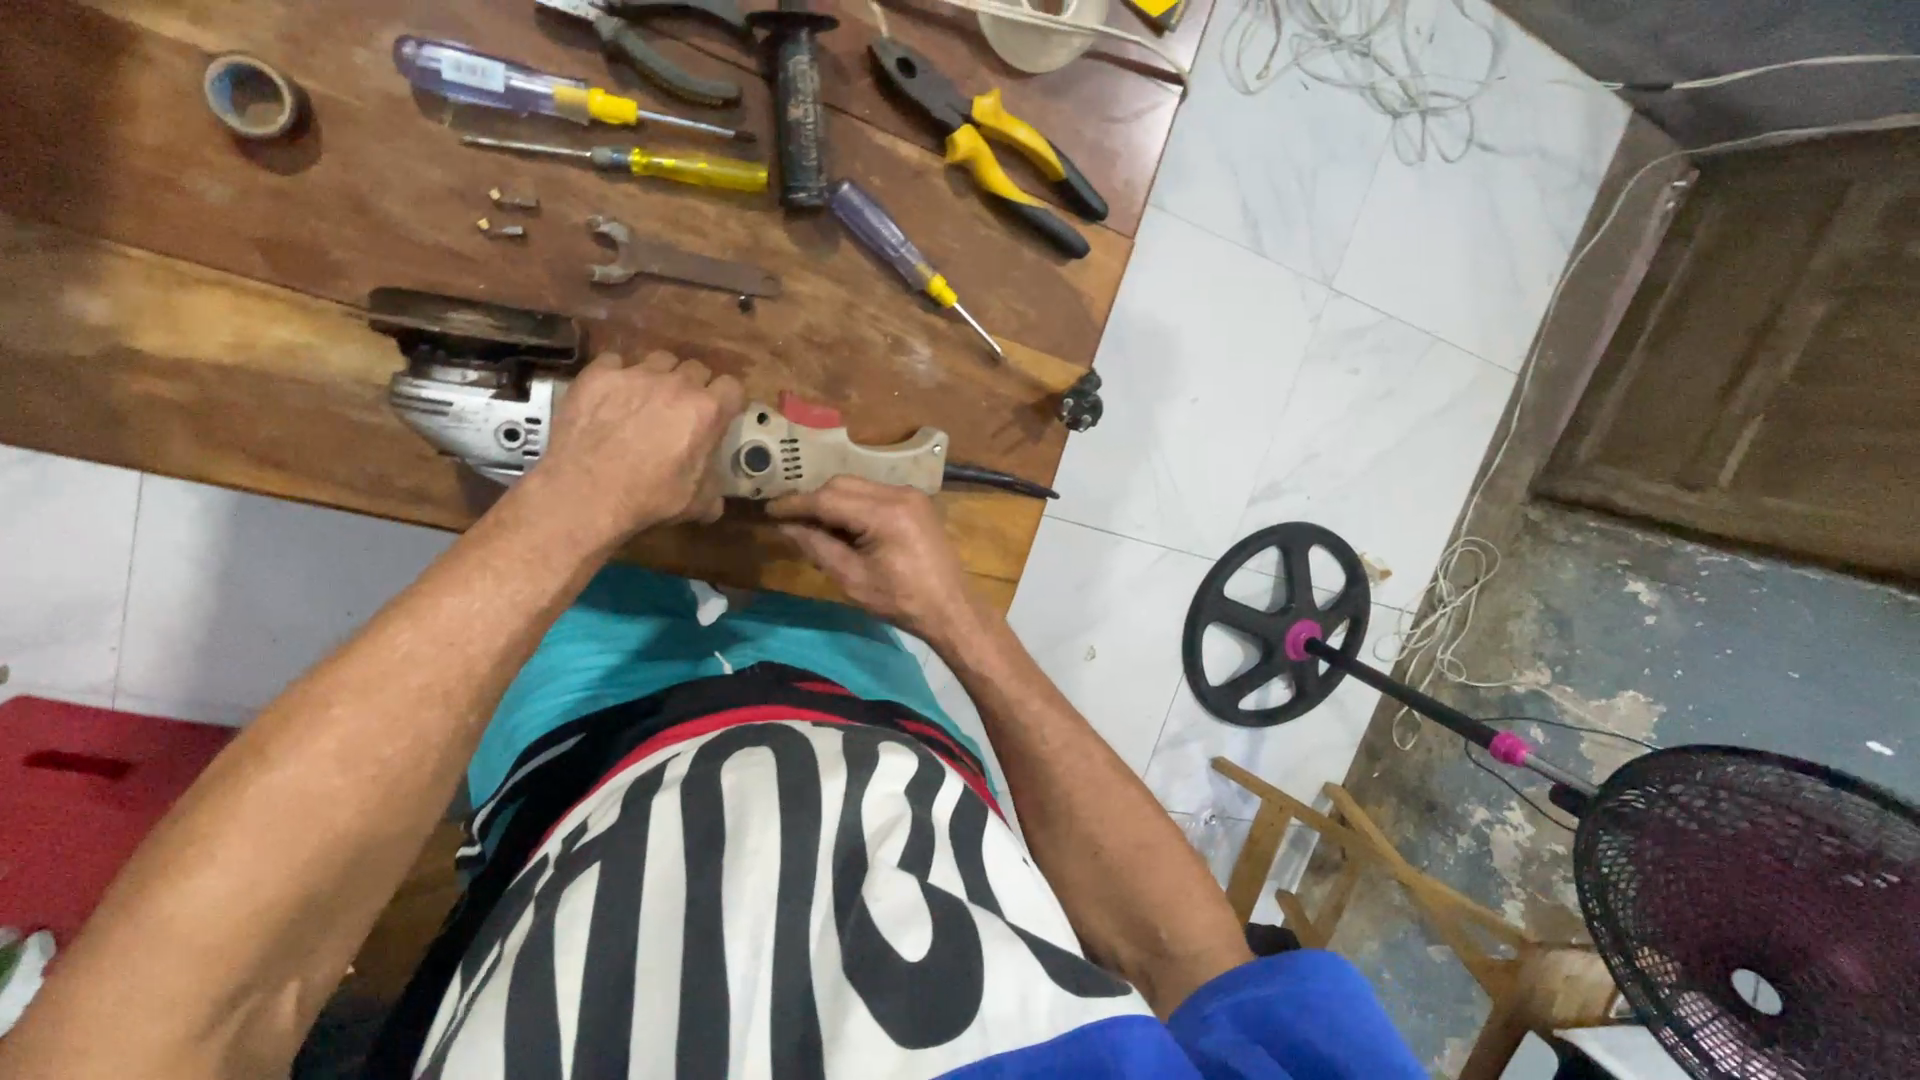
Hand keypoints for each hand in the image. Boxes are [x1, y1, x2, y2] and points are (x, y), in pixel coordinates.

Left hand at [523, 351, 742, 551]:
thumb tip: (716, 502)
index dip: (728, 400)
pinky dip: (617, 374)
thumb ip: (713, 492)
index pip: (733, 387)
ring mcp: (636, 374)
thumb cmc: (648, 499)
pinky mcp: (599, 374)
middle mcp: (676, 384)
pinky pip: (615, 361)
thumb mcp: (695, 503)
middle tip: (682, 409)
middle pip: (697, 368)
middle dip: (694, 386)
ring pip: (659, 359)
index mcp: (706, 411)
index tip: (721, 413)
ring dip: (660, 375)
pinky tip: (611, 395)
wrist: (585, 493)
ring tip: (647, 397)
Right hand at [768, 476, 981, 641]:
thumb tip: (786, 527)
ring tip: (812, 526)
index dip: (795, 504)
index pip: (828, 498)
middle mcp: (899, 493)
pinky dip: (853, 505)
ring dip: (833, 502)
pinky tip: (841, 527)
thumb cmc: (902, 601)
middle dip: (813, 500)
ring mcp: (911, 495)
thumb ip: (817, 547)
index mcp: (885, 513)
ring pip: (858, 486)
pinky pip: (874, 494)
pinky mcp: (916, 503)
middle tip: (789, 521)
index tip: (769, 511)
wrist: (951, 608)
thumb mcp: (853, 579)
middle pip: (842, 484)